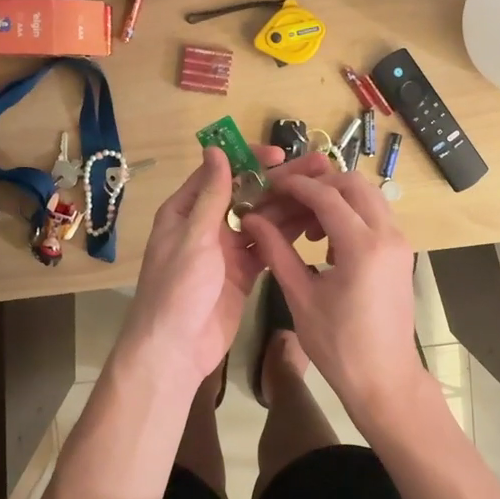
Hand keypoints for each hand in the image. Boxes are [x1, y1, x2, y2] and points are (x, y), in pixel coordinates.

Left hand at [117, 146, 332, 390]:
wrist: (175, 349)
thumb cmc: (177, 288)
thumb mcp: (193, 237)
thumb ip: (210, 195)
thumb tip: (214, 149)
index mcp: (186, 211)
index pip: (221, 174)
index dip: (249, 160)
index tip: (280, 155)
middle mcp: (207, 225)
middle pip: (247, 195)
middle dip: (279, 182)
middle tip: (317, 169)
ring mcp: (227, 250)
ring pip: (262, 220)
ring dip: (289, 206)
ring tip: (324, 192)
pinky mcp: (243, 273)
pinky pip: (267, 247)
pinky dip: (287, 236)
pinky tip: (314, 223)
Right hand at [239, 169, 420, 417]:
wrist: (384, 379)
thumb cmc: (339, 346)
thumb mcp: (301, 297)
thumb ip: (278, 251)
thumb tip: (252, 220)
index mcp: (363, 247)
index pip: (326, 196)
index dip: (295, 187)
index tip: (269, 187)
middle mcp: (388, 236)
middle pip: (353, 184)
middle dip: (317, 184)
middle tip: (286, 199)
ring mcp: (400, 243)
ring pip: (368, 197)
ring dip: (335, 198)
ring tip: (303, 223)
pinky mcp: (401, 253)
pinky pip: (376, 216)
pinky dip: (350, 214)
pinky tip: (325, 242)